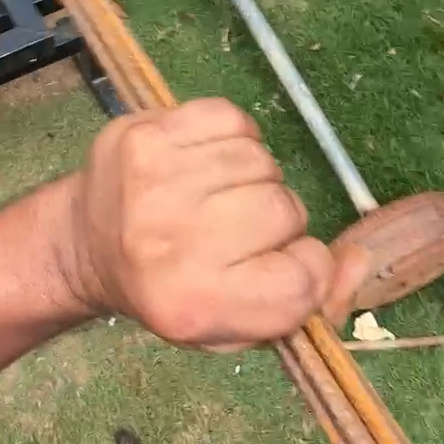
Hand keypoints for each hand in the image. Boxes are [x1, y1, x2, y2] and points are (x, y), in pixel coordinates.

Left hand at [59, 98, 366, 351]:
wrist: (83, 242)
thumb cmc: (167, 289)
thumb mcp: (233, 325)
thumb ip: (303, 302)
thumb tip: (359, 257)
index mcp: (193, 304)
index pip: (302, 280)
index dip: (308, 268)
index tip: (280, 264)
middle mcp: (170, 242)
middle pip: (285, 210)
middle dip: (276, 221)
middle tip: (235, 231)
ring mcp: (153, 180)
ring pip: (262, 161)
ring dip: (253, 178)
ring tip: (216, 196)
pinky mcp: (144, 134)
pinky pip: (232, 118)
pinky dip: (232, 138)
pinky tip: (206, 162)